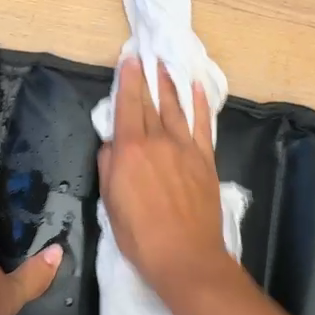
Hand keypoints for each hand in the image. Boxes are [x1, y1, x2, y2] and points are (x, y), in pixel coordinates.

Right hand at [98, 59, 236, 297]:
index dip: (127, 80)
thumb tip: (112, 145)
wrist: (186, 257)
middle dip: (145, 77)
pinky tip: (196, 88)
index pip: (127, 105)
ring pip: (175, 108)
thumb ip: (109, 167)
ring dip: (169, 84)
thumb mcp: (110, 203)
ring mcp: (185, 148)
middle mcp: (157, 141)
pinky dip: (199, 104)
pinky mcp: (205, 160)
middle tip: (144, 56)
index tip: (129, 59)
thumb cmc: (140, 236)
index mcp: (130, 150)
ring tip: (165, 65)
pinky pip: (202, 125)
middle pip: (149, 103)